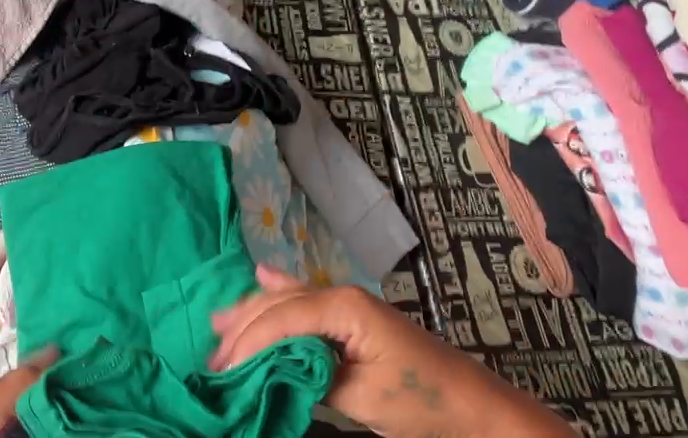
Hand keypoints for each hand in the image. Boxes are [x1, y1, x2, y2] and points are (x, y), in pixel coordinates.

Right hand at [209, 267, 570, 437]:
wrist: (476, 409)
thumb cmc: (422, 404)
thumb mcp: (364, 396)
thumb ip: (314, 375)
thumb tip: (273, 368)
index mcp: (343, 307)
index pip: (282, 318)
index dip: (249, 341)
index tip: (221, 367)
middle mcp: (340, 296)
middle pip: (279, 304)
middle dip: (243, 327)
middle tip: (211, 356)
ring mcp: (346, 305)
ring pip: (287, 301)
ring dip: (253, 314)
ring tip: (218, 324)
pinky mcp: (351, 321)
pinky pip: (305, 302)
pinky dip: (280, 294)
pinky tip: (263, 277)